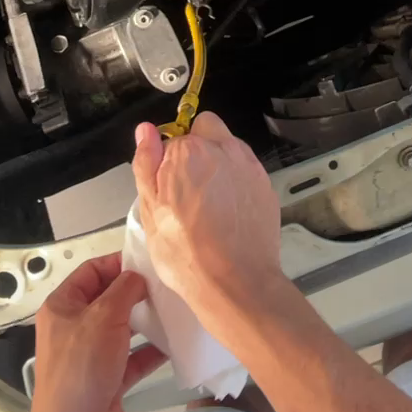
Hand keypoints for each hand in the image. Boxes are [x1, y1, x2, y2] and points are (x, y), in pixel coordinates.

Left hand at [25, 254, 164, 411]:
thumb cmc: (81, 368)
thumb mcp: (105, 315)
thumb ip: (125, 288)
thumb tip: (138, 276)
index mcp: (62, 306)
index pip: (90, 271)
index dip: (116, 262)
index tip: (145, 260)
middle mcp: (73, 328)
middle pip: (107, 299)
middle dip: (134, 293)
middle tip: (162, 285)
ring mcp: (89, 355)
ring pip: (121, 329)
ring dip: (144, 322)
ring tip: (170, 311)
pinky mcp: (105, 380)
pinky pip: (131, 358)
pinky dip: (149, 352)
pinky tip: (170, 345)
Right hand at [131, 112, 283, 317]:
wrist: (237, 283)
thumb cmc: (187, 253)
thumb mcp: (151, 211)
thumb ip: (146, 164)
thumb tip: (145, 131)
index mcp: (188, 150)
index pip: (173, 138)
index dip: (167, 161)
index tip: (168, 187)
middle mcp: (223, 147)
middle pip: (205, 128)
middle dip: (196, 147)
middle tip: (188, 187)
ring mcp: (248, 164)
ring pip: (228, 146)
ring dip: (218, 162)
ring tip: (209, 204)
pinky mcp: (265, 182)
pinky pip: (245, 169)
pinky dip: (236, 181)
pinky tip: (229, 212)